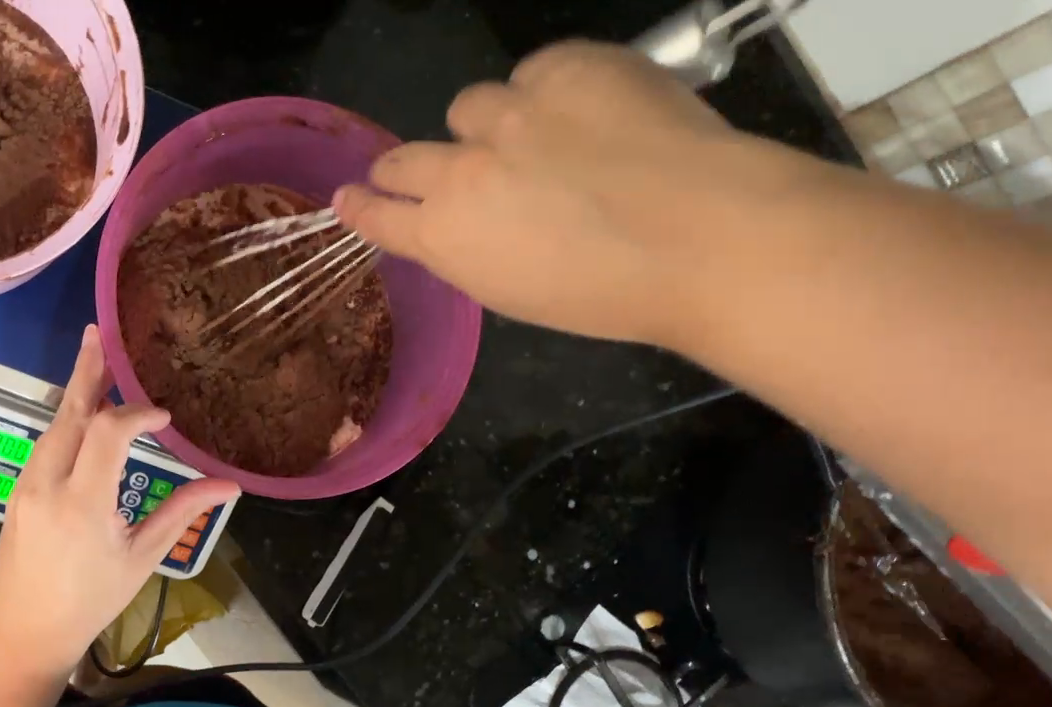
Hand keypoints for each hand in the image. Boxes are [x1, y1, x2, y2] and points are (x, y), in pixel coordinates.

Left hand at [0, 326, 238, 677]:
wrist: (28, 629)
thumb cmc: (91, 600)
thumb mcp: (142, 559)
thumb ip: (180, 513)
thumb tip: (228, 486)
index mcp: (83, 503)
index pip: (109, 433)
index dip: (137, 415)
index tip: (162, 418)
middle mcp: (47, 484)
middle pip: (69, 414)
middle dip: (87, 372)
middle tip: (99, 333)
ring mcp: (25, 486)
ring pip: (52, 428)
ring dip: (75, 395)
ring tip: (93, 361)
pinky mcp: (16, 492)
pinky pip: (43, 446)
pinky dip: (64, 423)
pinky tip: (79, 415)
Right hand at [335, 41, 763, 348]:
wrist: (703, 237)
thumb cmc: (605, 293)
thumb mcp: (510, 290)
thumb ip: (468, 250)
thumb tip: (464, 223)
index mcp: (444, 234)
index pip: (379, 215)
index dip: (361, 206)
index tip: (348, 198)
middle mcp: (461, 169)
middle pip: (405, 158)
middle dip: (408, 167)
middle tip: (439, 172)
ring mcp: (513, 113)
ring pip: (469, 106)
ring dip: (486, 125)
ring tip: (536, 140)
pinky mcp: (570, 67)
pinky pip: (535, 69)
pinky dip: (548, 89)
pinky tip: (583, 112)